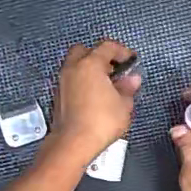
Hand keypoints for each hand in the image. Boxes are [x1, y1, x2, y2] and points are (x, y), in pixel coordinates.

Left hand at [46, 39, 140, 170]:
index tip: (131, 60)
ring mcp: (62, 82)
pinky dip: (82, 82)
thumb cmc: (101, 122)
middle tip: (114, 70)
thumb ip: (128, 88)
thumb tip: (132, 79)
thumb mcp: (123, 105)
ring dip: (90, 70)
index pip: (107, 47)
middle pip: (85, 51)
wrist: (73, 143)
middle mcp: (73, 68)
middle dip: (100, 56)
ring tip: (105, 85)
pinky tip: (94, 97)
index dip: (122, 51)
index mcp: (90, 64)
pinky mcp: (58, 96)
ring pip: (76, 65)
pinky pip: (71, 80)